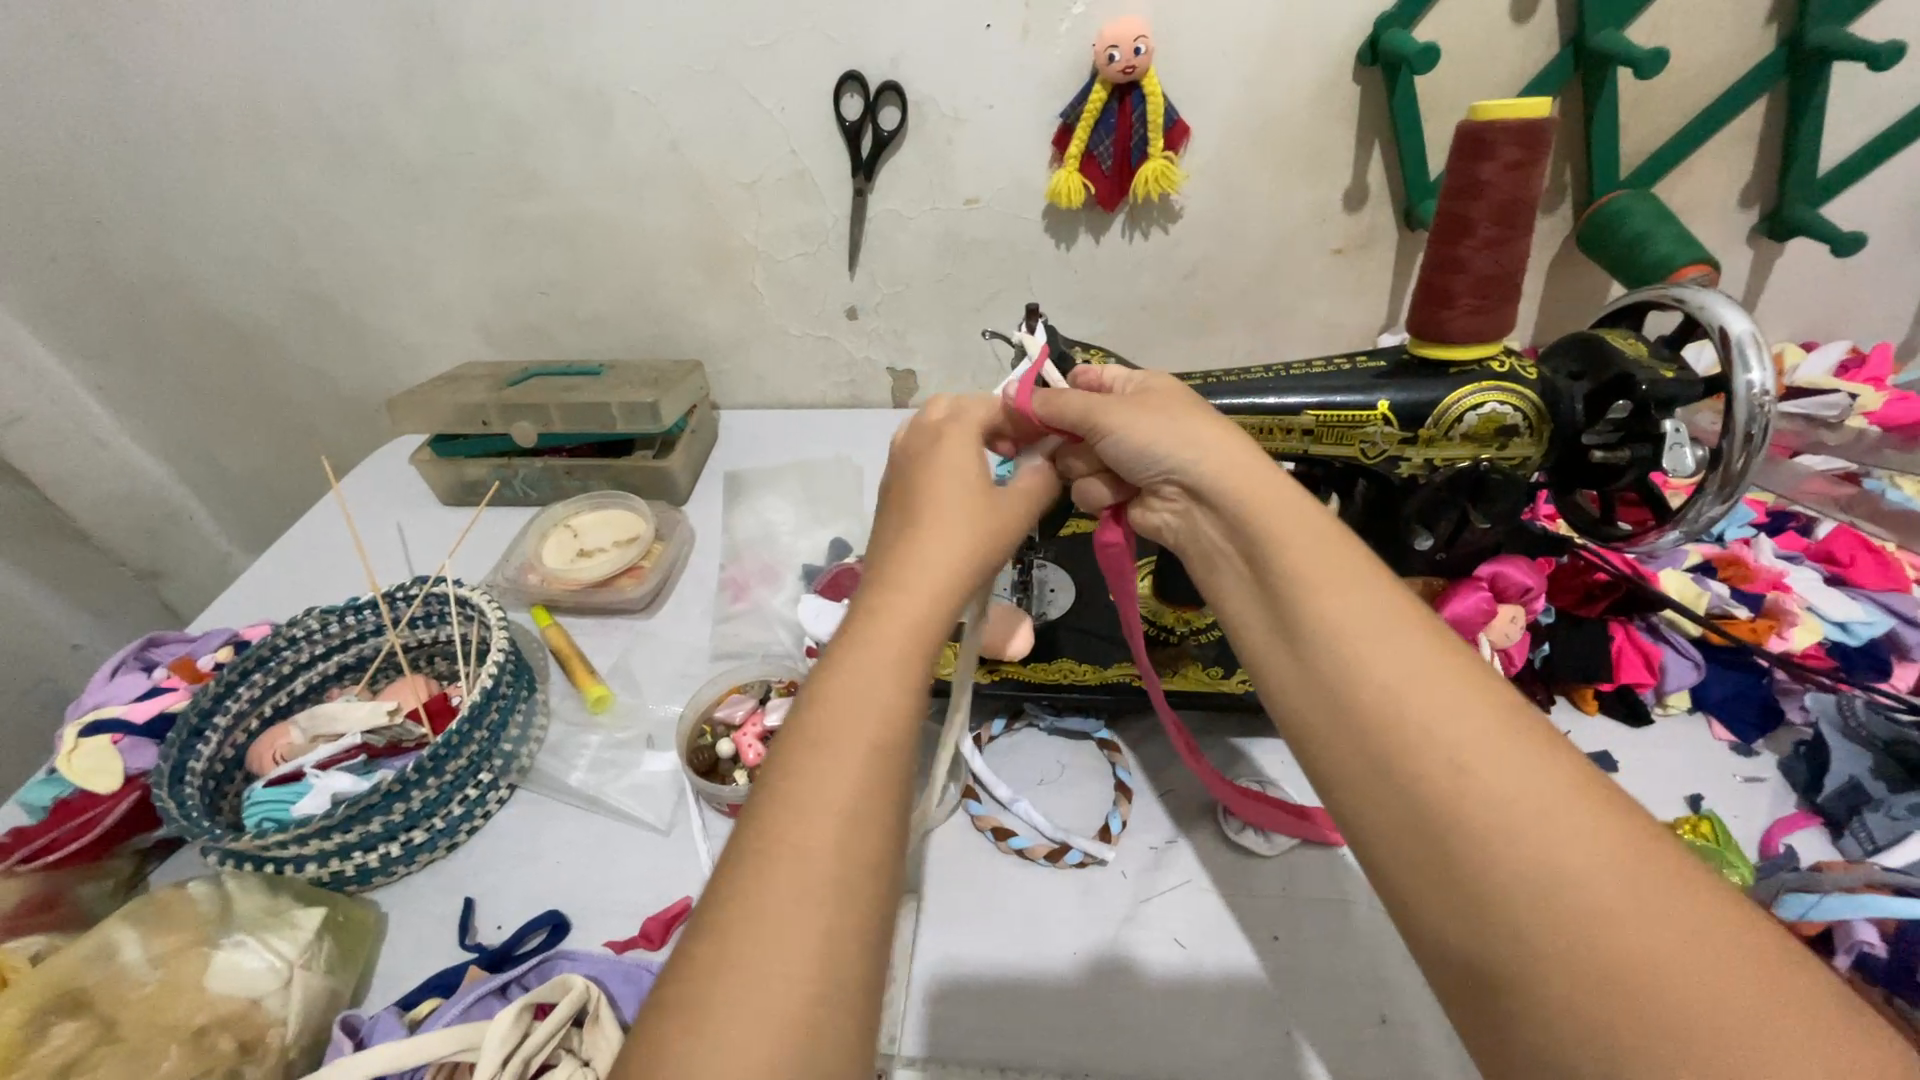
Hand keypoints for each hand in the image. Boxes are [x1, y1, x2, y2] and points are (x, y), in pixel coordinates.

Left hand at [859, 394, 1062, 630]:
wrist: (907, 591)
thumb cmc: (967, 544)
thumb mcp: (1018, 512)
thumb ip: (1041, 477)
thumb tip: (1048, 461)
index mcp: (952, 430)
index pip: (990, 403)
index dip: (1019, 417)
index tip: (1039, 443)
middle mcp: (918, 434)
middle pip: (953, 406)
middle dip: (984, 419)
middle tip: (1008, 451)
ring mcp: (895, 460)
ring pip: (927, 427)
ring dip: (956, 435)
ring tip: (980, 469)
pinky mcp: (885, 486)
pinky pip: (913, 453)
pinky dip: (935, 456)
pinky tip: (952, 494)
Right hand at [1021, 364, 1280, 553]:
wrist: (1204, 500)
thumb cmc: (1159, 438)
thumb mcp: (1104, 411)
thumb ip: (1052, 404)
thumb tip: (1008, 392)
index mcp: (1133, 387)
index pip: (1083, 380)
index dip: (1055, 392)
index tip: (1025, 407)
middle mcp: (1127, 421)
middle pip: (1069, 426)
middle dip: (1066, 440)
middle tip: (1063, 444)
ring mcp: (1125, 461)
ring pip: (1074, 463)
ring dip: (1087, 470)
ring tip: (1115, 475)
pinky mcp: (1122, 496)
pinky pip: (1088, 491)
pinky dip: (1101, 494)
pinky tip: (1122, 497)